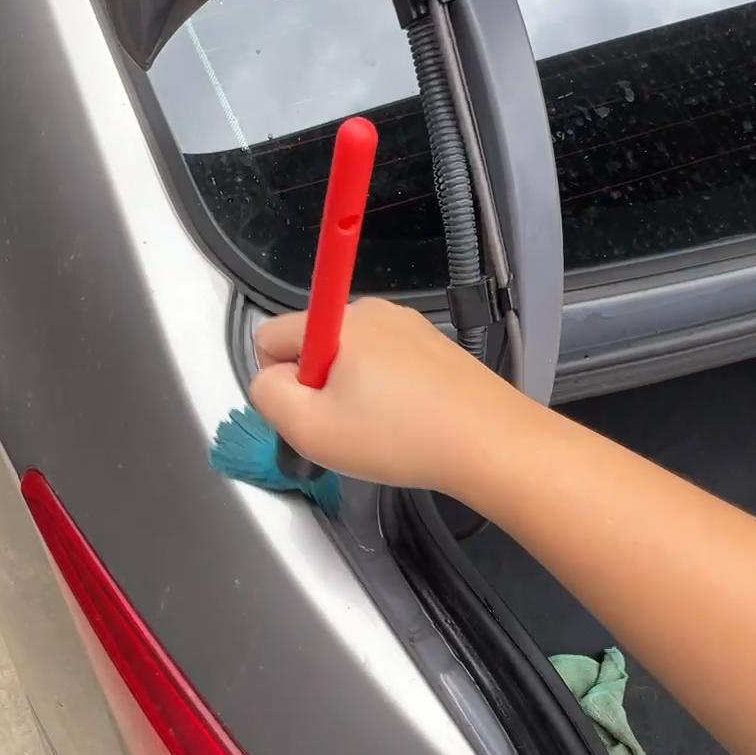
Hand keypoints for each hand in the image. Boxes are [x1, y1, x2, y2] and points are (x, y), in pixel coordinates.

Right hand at [248, 298, 527, 495]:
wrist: (489, 443)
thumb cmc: (402, 438)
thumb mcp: (310, 429)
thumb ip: (267, 397)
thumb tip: (266, 380)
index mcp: (338, 322)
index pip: (269, 335)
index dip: (277, 380)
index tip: (310, 407)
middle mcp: (371, 311)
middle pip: (311, 344)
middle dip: (316, 385)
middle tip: (345, 425)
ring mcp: (406, 325)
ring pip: (348, 356)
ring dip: (350, 390)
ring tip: (380, 427)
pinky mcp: (430, 344)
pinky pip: (383, 362)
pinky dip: (383, 390)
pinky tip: (404, 421)